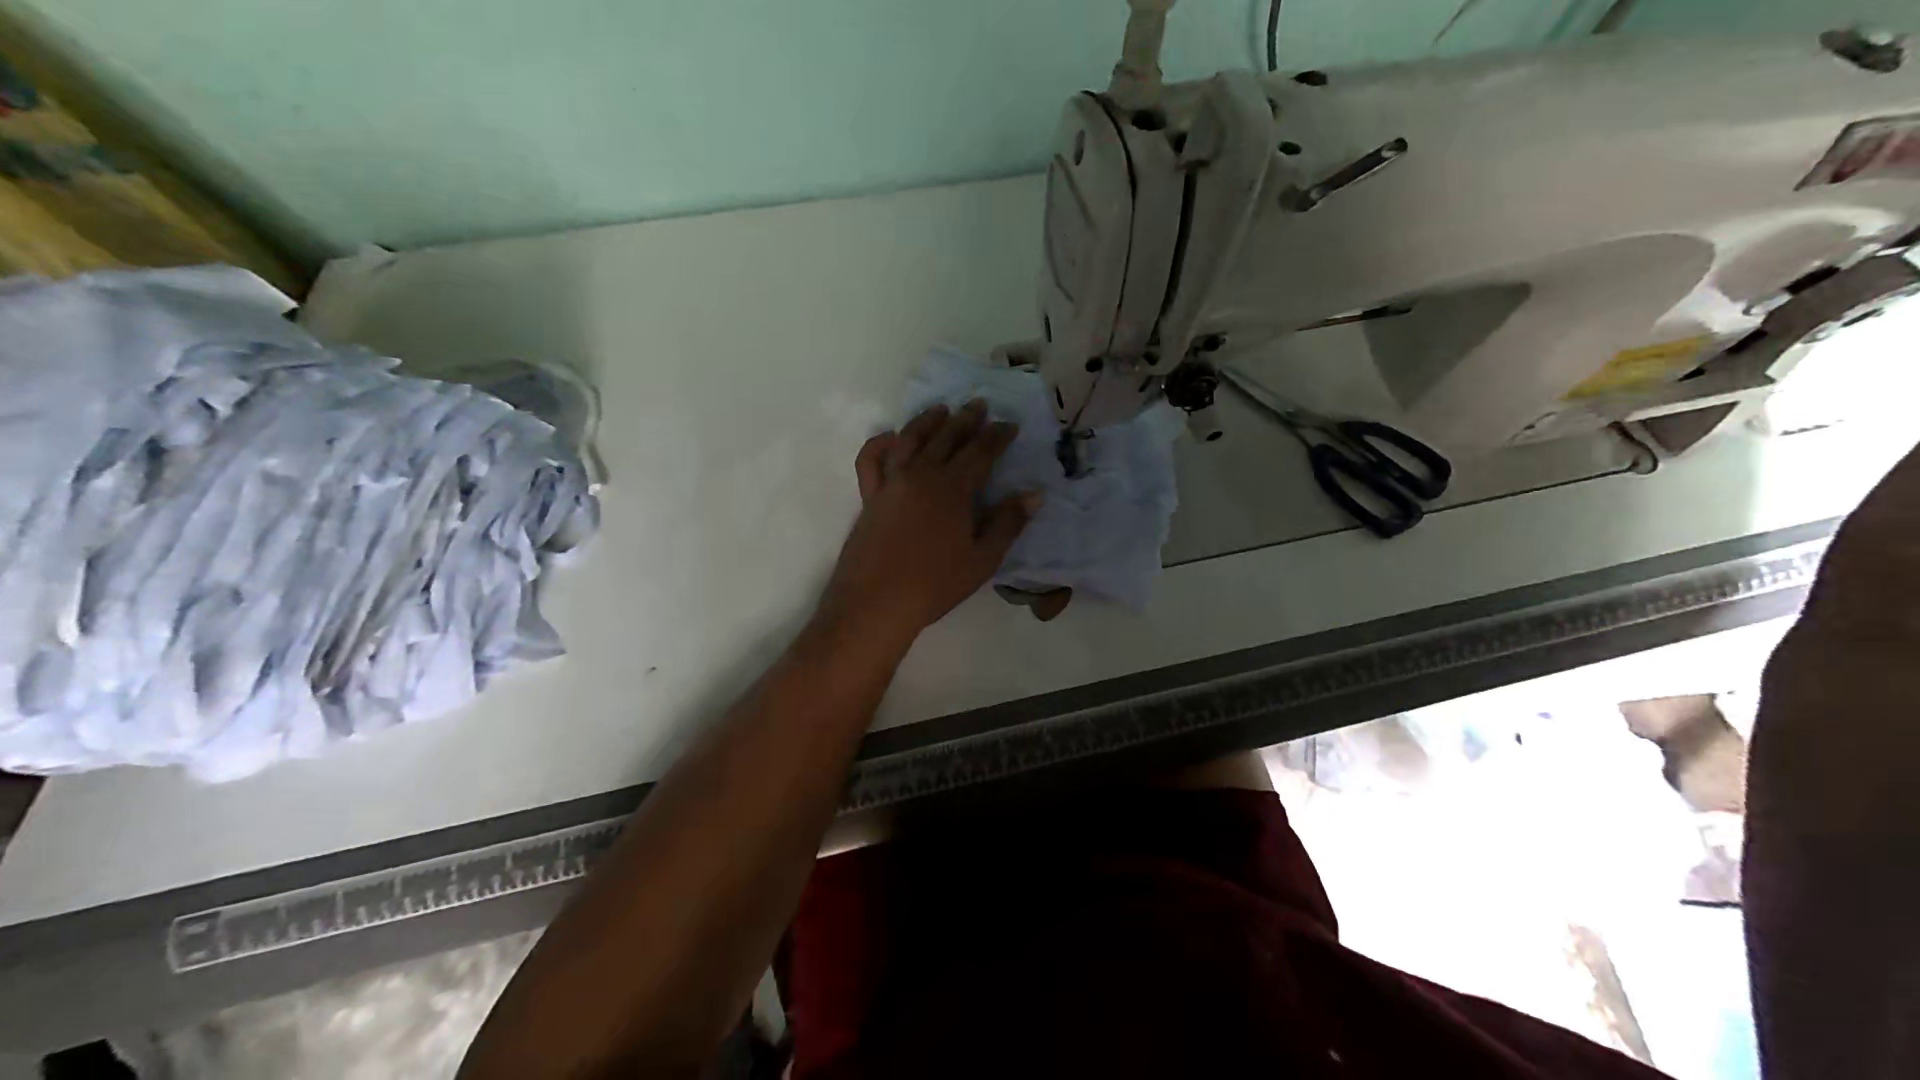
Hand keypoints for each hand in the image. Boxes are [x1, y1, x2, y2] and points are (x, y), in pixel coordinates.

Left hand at [820, 401, 1038, 646]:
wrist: (876, 602)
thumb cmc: (935, 584)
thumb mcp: (982, 559)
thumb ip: (1008, 523)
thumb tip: (1035, 494)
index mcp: (953, 488)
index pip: (980, 452)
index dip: (997, 436)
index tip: (1009, 425)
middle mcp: (921, 475)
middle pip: (946, 437)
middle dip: (966, 420)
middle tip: (979, 405)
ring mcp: (891, 483)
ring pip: (910, 440)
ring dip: (928, 421)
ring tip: (941, 410)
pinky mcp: (870, 496)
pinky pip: (871, 460)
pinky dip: (880, 443)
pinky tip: (891, 437)